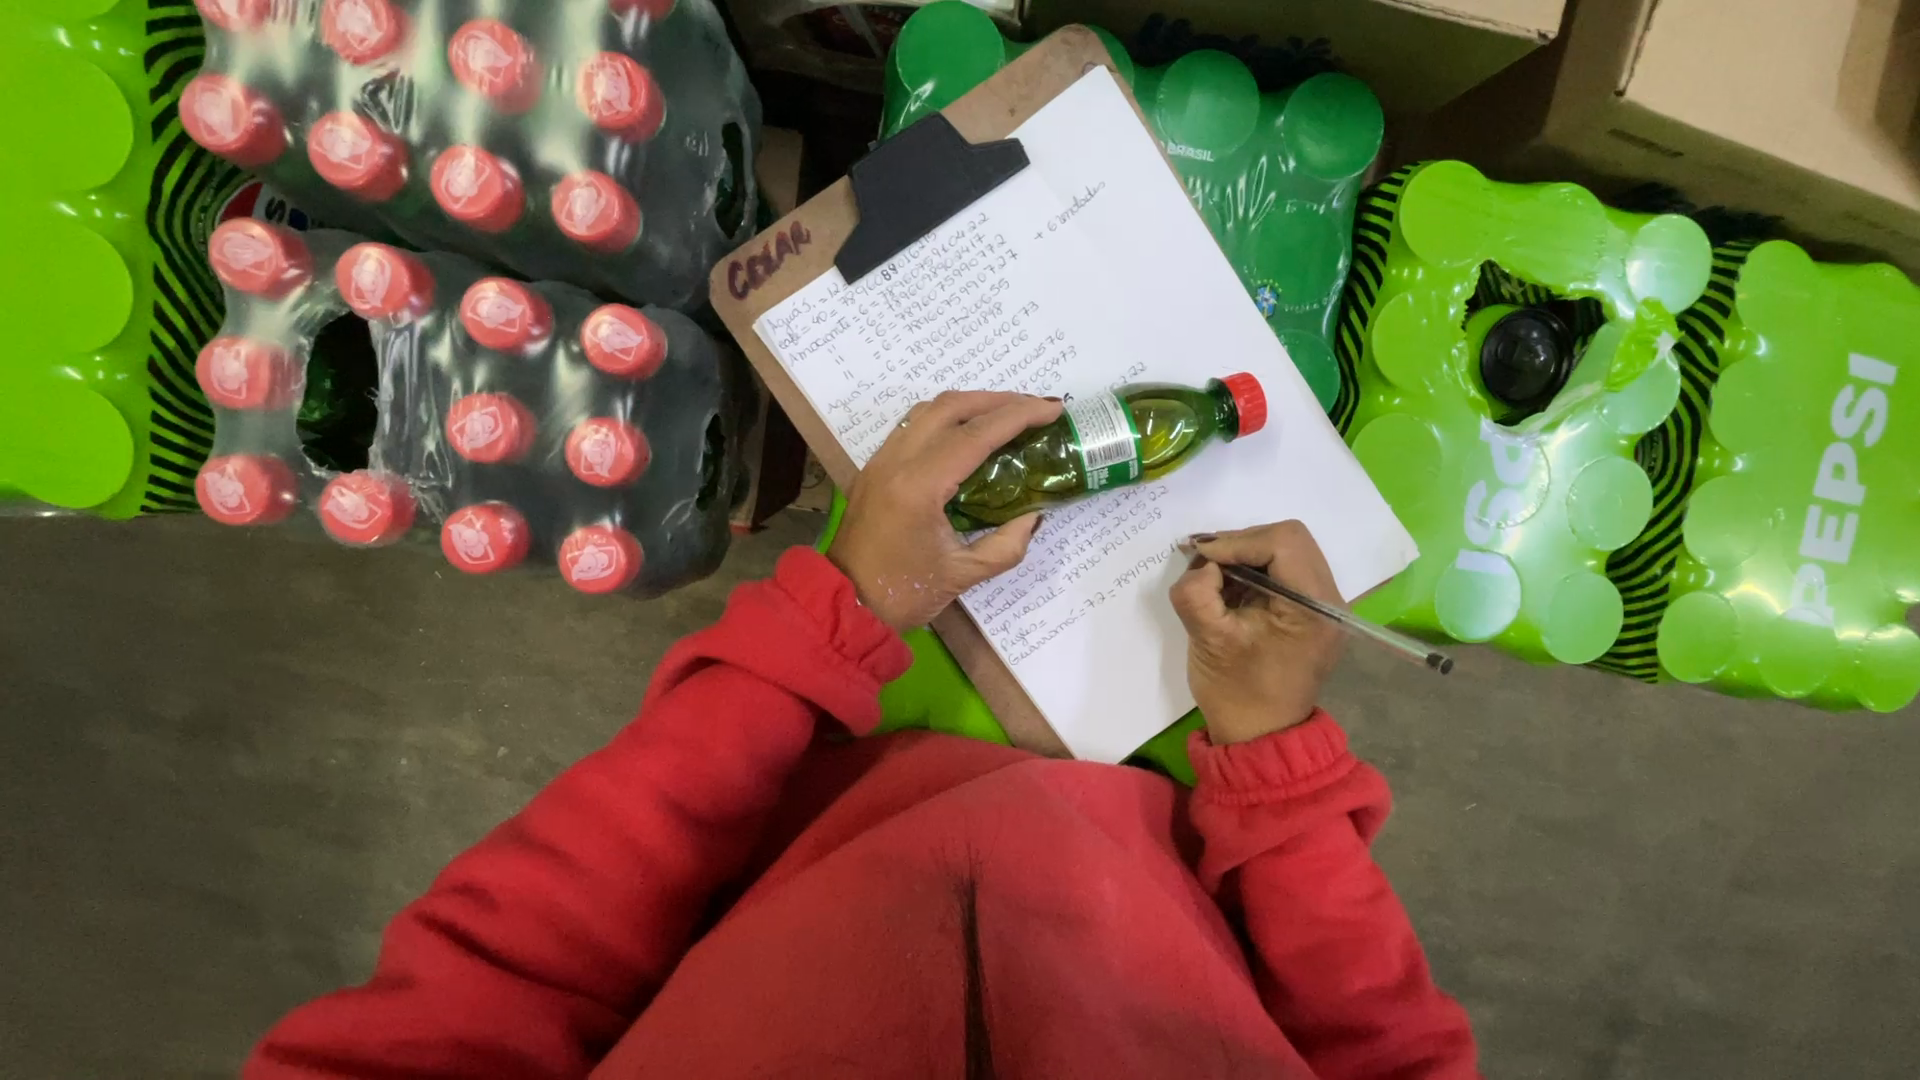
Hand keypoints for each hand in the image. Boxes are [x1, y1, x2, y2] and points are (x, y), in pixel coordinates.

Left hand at [828, 391, 1063, 630]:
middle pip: (950, 407)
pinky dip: (944, 419)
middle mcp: (896, 462)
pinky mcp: (873, 469)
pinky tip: (967, 435)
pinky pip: (911, 427)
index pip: (976, 435)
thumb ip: (1007, 544)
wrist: (844, 605)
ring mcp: (880, 462)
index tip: (1052, 409)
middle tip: (1033, 408)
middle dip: (996, 401)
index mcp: (919, 486)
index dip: (1018, 416)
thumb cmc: (902, 594)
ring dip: (968, 405)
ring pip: (926, 411)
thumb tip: (1033, 516)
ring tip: (1004, 416)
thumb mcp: (964, 575)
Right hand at [1169, 522, 1344, 743]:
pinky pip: (1279, 567)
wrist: (1258, 735)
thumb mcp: (1209, 640)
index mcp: (1314, 608)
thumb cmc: (1236, 693)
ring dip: (1241, 553)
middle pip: (1286, 538)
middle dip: (1239, 543)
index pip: (1283, 542)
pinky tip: (1224, 586)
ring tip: (1209, 576)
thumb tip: (1202, 564)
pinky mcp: (1304, 607)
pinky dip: (1248, 566)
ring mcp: (1319, 602)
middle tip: (1201, 562)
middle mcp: (1327, 598)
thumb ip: (1198, 593)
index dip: (1237, 541)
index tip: (1200, 557)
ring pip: (1282, 548)